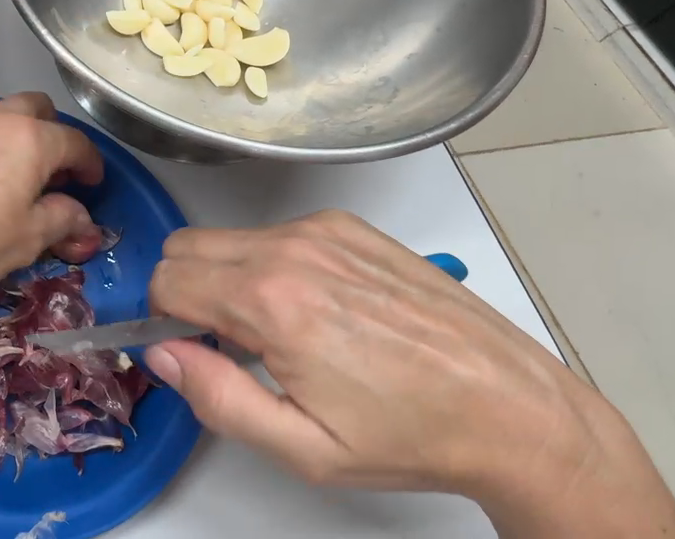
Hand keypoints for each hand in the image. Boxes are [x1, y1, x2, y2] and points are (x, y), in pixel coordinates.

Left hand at [0, 93, 103, 306]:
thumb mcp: (24, 241)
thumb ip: (60, 221)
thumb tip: (81, 217)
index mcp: (28, 139)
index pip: (75, 142)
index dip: (91, 165)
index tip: (92, 186)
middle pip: (35, 110)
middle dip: (52, 136)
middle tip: (51, 177)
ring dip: (13, 139)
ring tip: (8, 182)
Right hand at [143, 211, 674, 536]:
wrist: (515, 410)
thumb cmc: (411, 437)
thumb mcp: (304, 447)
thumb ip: (215, 397)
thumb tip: (159, 352)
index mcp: (271, 302)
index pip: (166, 279)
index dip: (166, 318)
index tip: (197, 349)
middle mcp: (289, 249)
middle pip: (184, 247)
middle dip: (188, 291)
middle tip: (234, 342)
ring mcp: (321, 230)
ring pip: (226, 237)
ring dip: (229, 276)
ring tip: (283, 329)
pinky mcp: (348, 226)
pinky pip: (273, 232)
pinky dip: (272, 263)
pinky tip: (319, 307)